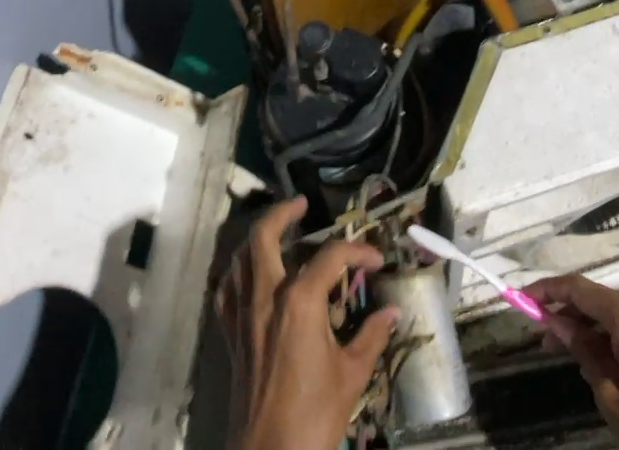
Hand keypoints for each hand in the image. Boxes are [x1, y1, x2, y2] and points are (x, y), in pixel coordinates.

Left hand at [215, 197, 397, 449]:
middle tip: (302, 204)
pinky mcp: (230, 336)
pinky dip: (237, 274)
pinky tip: (249, 276)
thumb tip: (392, 311)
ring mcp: (242, 315)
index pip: (331, 256)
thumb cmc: (315, 414)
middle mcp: (265, 298)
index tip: (376, 261)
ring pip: (239, 258)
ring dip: (257, 238)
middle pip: (263, 237)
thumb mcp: (353, 374)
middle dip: (282, 213)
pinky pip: (226, 291)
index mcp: (299, 302)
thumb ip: (371, 335)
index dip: (357, 251)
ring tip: (277, 232)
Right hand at [523, 274, 618, 449]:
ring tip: (573, 355)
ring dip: (597, 329)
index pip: (583, 290)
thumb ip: (584, 353)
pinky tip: (609, 365)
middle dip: (572, 314)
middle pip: (605, 302)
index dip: (550, 290)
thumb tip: (559, 325)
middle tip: (544, 338)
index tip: (524, 299)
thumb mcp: (612, 398)